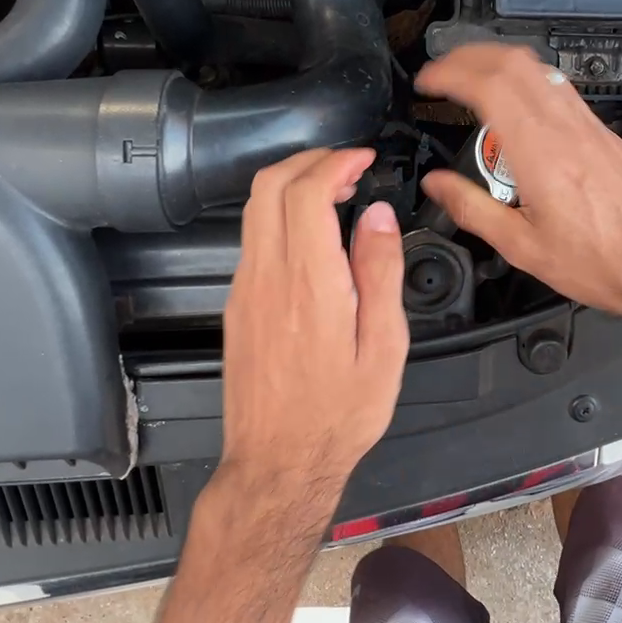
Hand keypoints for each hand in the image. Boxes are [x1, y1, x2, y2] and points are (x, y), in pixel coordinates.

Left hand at [220, 148, 409, 498]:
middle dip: (309, 160)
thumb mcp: (384, 346)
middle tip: (348, 167)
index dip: (335, 161)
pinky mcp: (237, 305)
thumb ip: (380, 271)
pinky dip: (281, 214)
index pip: (305, 191)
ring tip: (335, 194)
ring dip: (293, 184)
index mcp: (309, 283)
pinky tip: (313, 236)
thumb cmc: (338, 414)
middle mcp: (267, 278)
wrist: (279, 463)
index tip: (361, 160)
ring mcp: (245, 290)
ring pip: (254, 208)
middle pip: (268, 185)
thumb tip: (378, 217)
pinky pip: (253, 238)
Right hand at [415, 43, 621, 330]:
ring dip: (498, 62)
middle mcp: (565, 128)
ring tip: (473, 77)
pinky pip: (559, 87)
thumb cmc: (603, 261)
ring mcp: (588, 126)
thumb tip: (437, 185)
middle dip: (468, 56)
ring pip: (538, 69)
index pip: (487, 86)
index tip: (428, 80)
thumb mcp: (523, 247)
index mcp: (539, 152)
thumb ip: (472, 209)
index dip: (450, 73)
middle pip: (511, 62)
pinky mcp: (603, 133)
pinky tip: (519, 102)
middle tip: (442, 70)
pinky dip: (527, 79)